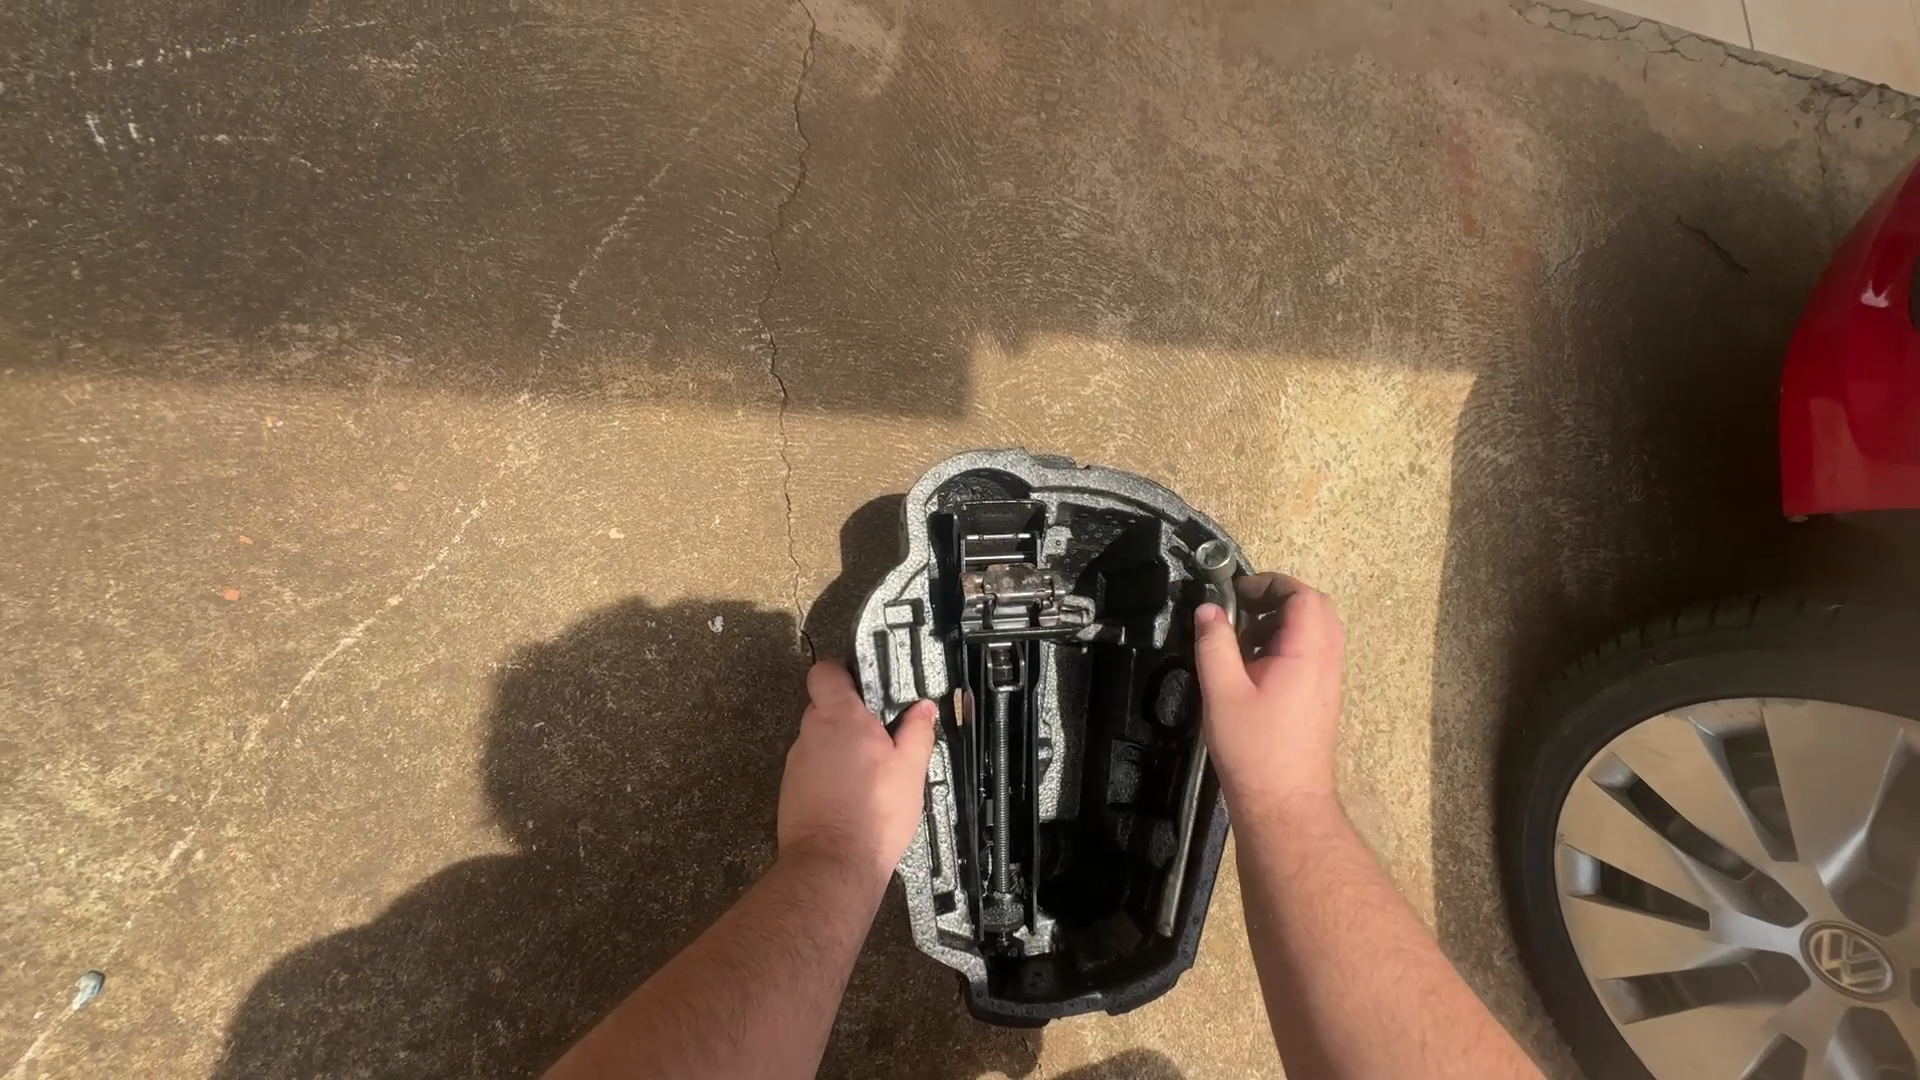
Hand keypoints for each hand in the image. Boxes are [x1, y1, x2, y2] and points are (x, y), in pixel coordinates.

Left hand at [777, 662, 937, 886]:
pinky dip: (830, 773)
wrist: (832, 866)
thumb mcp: (910, 769)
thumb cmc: (872, 815)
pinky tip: (854, 794)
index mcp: (840, 717)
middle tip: (881, 733)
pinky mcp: (791, 790)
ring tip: (870, 771)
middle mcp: (811, 734)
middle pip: (825, 706)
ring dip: (841, 746)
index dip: (844, 671)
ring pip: (820, 739)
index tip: (866, 683)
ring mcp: (797, 763)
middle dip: (851, 715)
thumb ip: (917, 732)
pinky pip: (813, 767)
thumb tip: (923, 710)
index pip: (826, 671)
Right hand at [1192, 574, 1344, 814]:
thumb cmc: (1253, 748)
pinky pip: (1312, 652)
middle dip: (1280, 597)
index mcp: (1307, 656)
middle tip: (1241, 607)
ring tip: (1243, 636)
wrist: (1284, 803)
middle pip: (1318, 609)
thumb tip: (1209, 609)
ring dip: (1282, 620)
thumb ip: (1215, 645)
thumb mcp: (1222, 692)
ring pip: (1317, 631)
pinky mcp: (1320, 697)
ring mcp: (1327, 681)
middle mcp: (1326, 663)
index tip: (1237, 592)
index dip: (1273, 583)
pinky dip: (1286, 642)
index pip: (1305, 598)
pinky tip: (1253, 663)